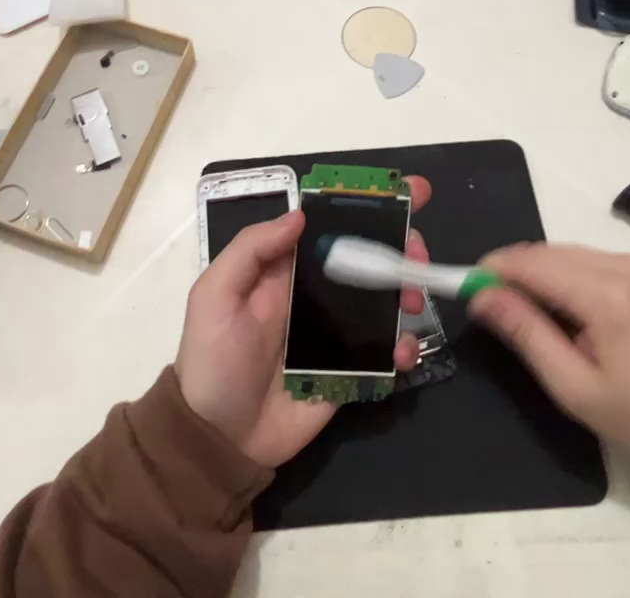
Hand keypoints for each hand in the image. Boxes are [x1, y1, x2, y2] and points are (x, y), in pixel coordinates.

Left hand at [176, 177, 431, 467]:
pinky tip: (404, 350)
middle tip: (417, 254)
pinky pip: (385, 353)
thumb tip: (299, 216)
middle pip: (365, 258)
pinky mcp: (349, 371)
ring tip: (413, 299)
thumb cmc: (212, 359)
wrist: (218, 438)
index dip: (364, 205)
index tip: (408, 191)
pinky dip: (403, 347)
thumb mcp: (215, 295)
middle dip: (399, 247)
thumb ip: (252, 250)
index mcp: (285, 269)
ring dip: (406, 291)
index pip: (328, 226)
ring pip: (383, 300)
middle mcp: (315, 294)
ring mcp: (335, 333)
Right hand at [469, 245, 629, 465]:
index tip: (468, 285)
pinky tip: (572, 305)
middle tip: (494, 301)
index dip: (494, 269)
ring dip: (544, 271)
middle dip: (516, 270)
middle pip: (551, 252)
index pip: (533, 263)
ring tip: (532, 308)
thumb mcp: (573, 387)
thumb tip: (480, 295)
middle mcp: (629, 267)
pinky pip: (598, 258)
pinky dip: (573, 273)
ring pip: (573, 252)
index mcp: (608, 297)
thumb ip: (525, 333)